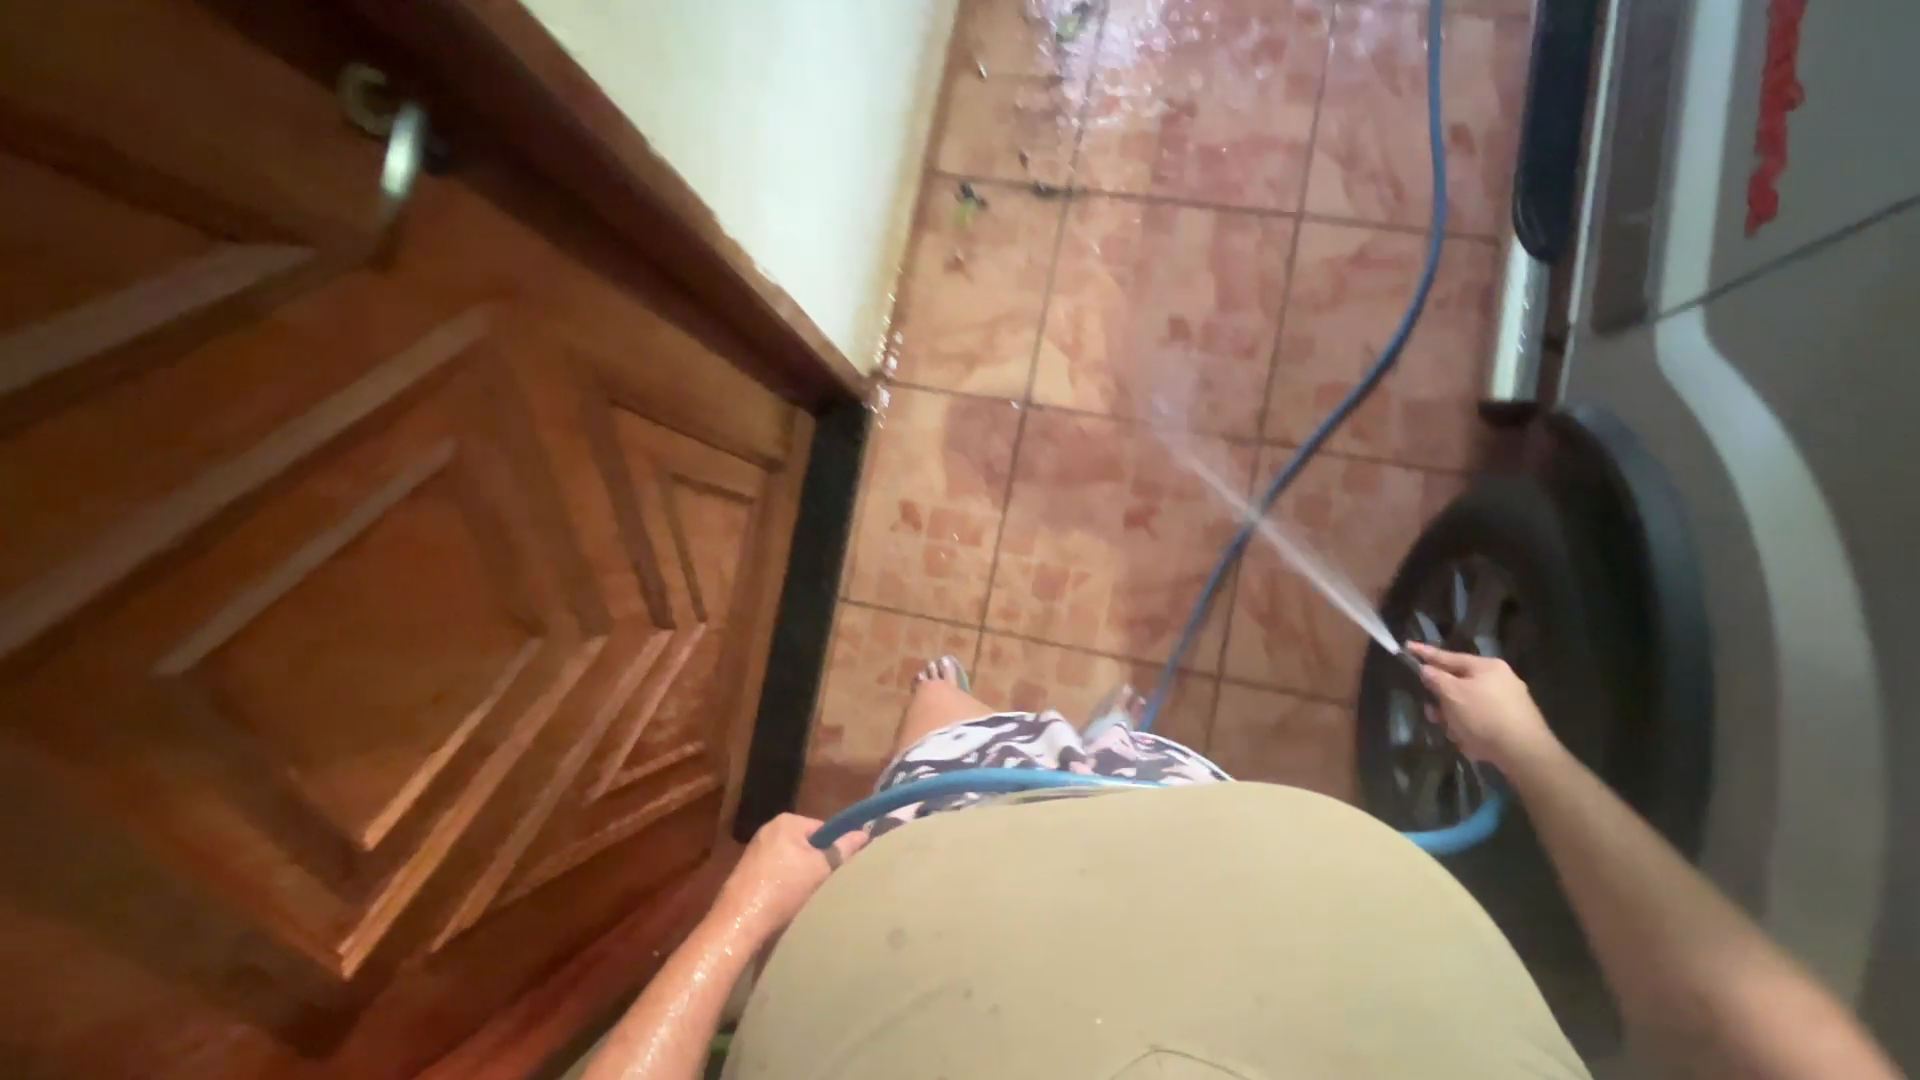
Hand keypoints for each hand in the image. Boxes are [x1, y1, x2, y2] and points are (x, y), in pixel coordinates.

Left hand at [711, 814, 866, 942]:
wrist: (740, 921)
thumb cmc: (784, 888)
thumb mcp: (820, 868)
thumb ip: (843, 849)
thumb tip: (864, 832)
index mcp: (787, 821)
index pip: (822, 828)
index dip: (833, 848)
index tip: (836, 869)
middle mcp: (768, 829)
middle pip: (805, 843)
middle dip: (815, 861)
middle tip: (822, 883)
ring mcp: (754, 849)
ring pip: (790, 858)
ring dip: (799, 873)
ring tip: (803, 895)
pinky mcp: (745, 870)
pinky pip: (774, 870)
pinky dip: (783, 882)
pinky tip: (785, 900)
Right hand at [1405, 643, 1557, 767]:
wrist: (1524, 753)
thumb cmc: (1483, 716)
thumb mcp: (1451, 694)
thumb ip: (1435, 678)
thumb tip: (1426, 669)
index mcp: (1487, 667)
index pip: (1448, 656)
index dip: (1425, 653)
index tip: (1407, 646)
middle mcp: (1499, 680)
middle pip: (1457, 684)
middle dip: (1442, 701)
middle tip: (1433, 714)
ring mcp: (1508, 702)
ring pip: (1466, 705)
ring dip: (1454, 719)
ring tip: (1456, 734)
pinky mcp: (1511, 722)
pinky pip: (1479, 720)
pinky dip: (1470, 730)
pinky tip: (1470, 743)